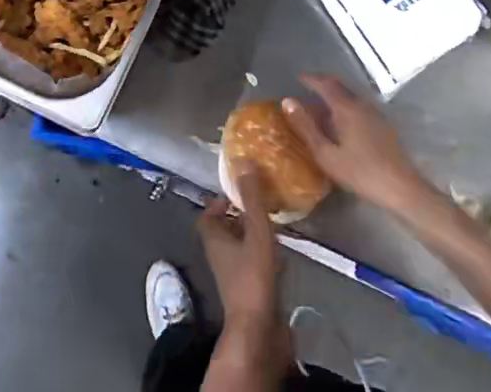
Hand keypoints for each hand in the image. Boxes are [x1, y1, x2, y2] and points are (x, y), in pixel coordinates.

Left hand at [197, 159, 278, 325]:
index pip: (208, 213)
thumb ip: (251, 197)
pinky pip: (252, 264)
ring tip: (274, 223)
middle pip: (224, 229)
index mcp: (213, 238)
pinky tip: (282, 254)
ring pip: (239, 246)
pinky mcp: (249, 289)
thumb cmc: (252, 276)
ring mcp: (233, 274)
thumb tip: (242, 159)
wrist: (259, 331)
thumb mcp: (256, 231)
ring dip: (252, 234)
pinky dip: (263, 254)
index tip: (240, 191)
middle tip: (261, 203)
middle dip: (240, 215)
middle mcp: (219, 255)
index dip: (221, 201)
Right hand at [282, 74, 434, 214]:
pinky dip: (346, 105)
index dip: (311, 79)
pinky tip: (341, 122)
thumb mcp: (326, 154)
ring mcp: (376, 114)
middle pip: (340, 86)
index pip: (326, 84)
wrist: (402, 189)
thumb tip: (288, 101)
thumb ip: (306, 127)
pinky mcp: (384, 126)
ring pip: (351, 96)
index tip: (298, 77)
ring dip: (335, 95)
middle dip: (323, 84)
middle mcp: (362, 105)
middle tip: (308, 87)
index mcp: (346, 108)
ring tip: (321, 104)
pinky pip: (359, 106)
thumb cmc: (360, 172)